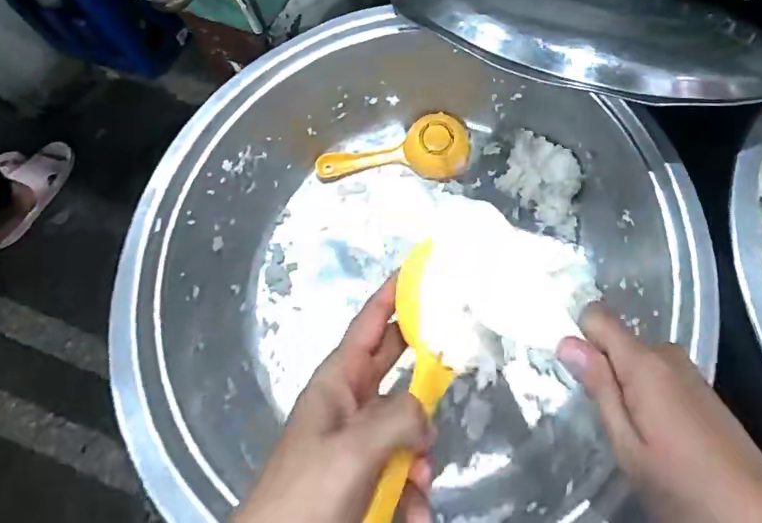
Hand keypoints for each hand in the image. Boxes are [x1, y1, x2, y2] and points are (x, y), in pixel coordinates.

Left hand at [233, 275, 436, 522]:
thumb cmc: (305, 494)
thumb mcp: (354, 448)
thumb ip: (400, 415)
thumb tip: (427, 416)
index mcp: (338, 380)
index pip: (371, 321)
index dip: (395, 291)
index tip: (423, 264)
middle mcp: (351, 403)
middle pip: (397, 365)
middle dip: (427, 369)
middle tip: (456, 354)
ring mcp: (358, 443)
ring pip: (409, 427)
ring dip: (421, 457)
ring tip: (419, 489)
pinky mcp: (366, 481)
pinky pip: (403, 473)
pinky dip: (413, 495)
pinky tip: (413, 516)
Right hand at [558, 304, 761, 522]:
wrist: (753, 507)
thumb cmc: (682, 481)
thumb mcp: (628, 446)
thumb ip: (600, 389)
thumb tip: (567, 341)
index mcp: (645, 362)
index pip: (599, 317)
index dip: (580, 335)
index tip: (572, 370)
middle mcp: (667, 353)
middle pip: (619, 342)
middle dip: (606, 371)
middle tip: (605, 421)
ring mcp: (687, 368)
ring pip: (640, 361)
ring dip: (629, 388)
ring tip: (632, 435)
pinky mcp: (701, 387)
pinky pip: (660, 375)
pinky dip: (650, 396)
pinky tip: (658, 436)